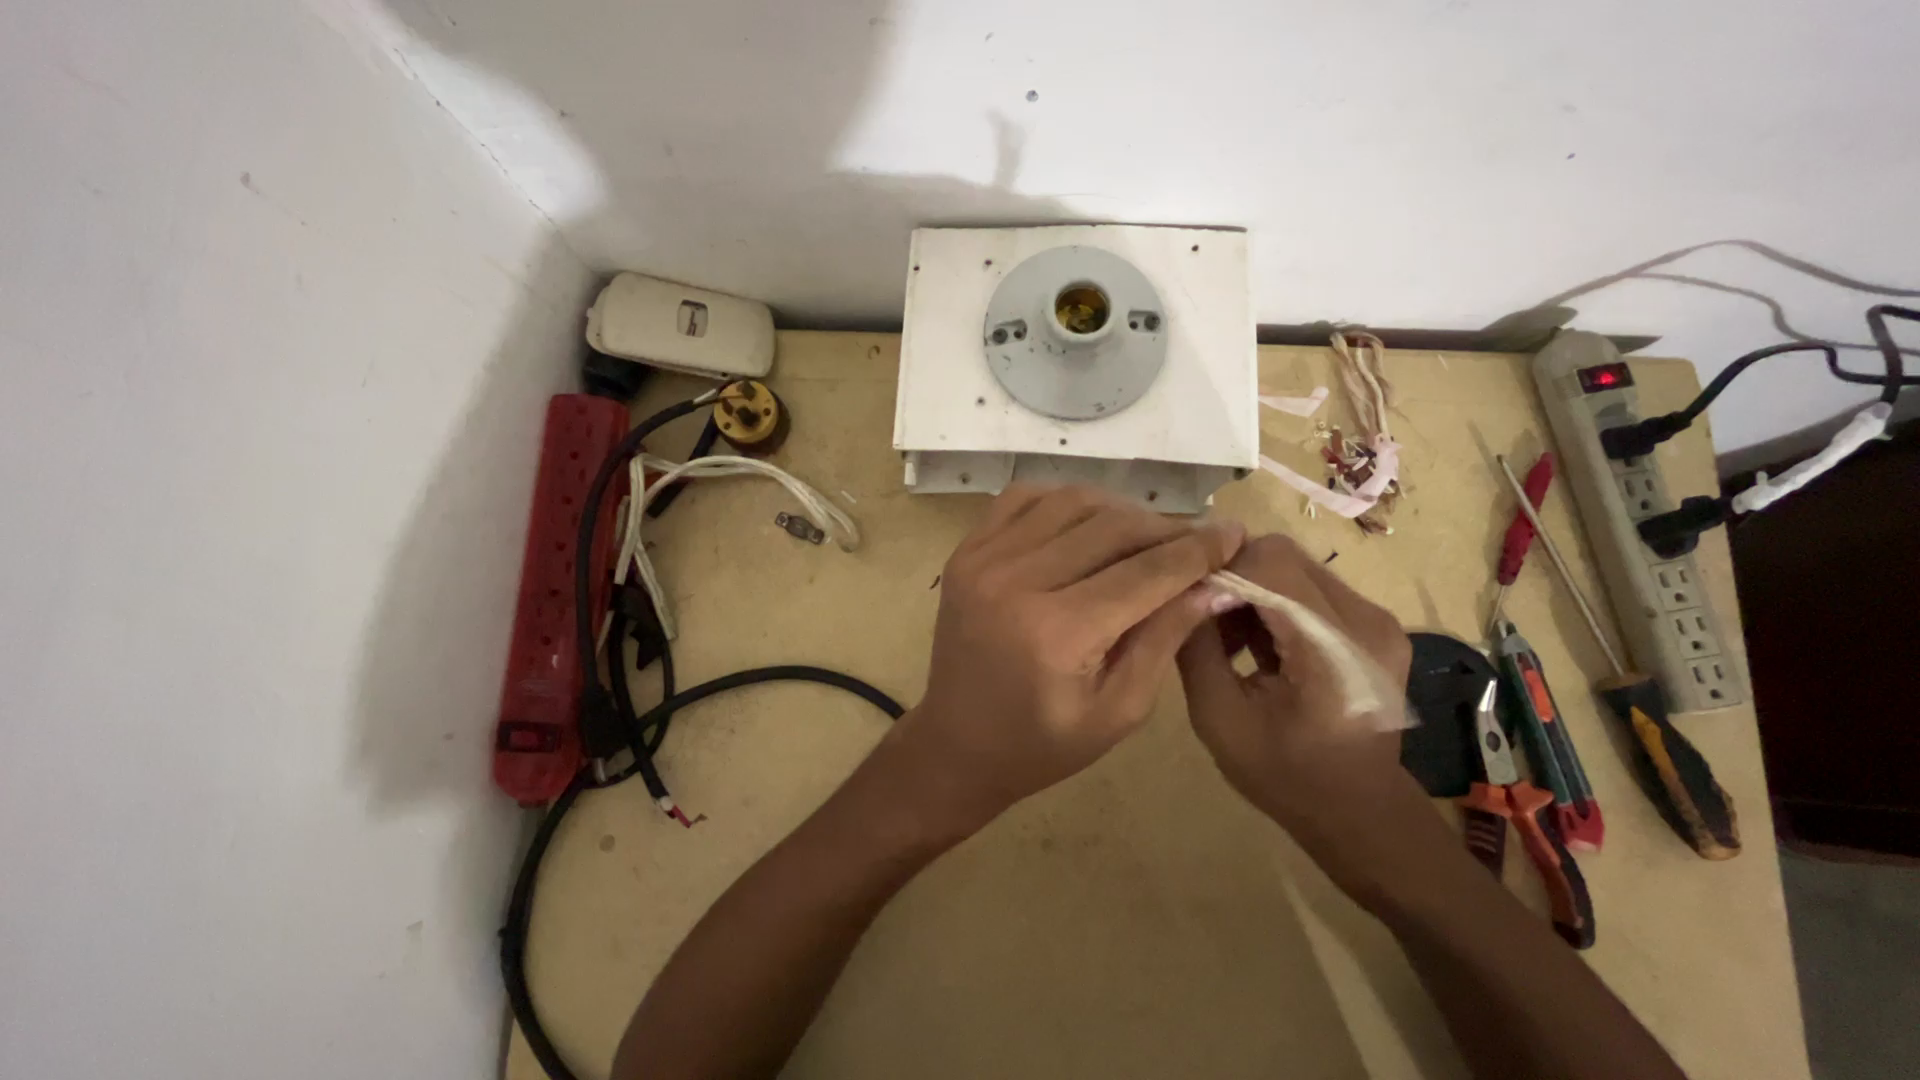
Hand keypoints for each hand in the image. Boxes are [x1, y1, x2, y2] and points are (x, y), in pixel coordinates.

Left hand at [882, 484, 1243, 832]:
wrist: (957, 743)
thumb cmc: (1043, 743)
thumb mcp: (1119, 709)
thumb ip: (1165, 639)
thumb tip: (1217, 583)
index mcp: (1056, 632)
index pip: (1144, 572)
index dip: (1197, 551)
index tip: (1235, 535)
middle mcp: (1015, 581)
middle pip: (1111, 527)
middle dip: (1165, 530)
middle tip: (1196, 543)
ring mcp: (982, 558)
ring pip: (1072, 502)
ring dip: (1120, 511)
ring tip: (1146, 537)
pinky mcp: (966, 551)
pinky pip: (1025, 498)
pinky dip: (1066, 502)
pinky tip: (1090, 524)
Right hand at [1177, 535, 1417, 868]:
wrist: (1359, 814)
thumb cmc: (1284, 774)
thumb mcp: (1218, 717)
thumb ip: (1196, 646)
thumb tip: (1180, 592)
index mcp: (1329, 645)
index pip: (1268, 562)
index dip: (1219, 569)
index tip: (1185, 598)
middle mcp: (1365, 619)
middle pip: (1284, 556)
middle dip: (1235, 576)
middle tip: (1204, 620)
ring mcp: (1377, 620)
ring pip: (1298, 567)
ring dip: (1255, 589)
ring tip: (1230, 640)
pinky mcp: (1376, 627)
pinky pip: (1314, 589)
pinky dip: (1279, 604)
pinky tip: (1260, 647)